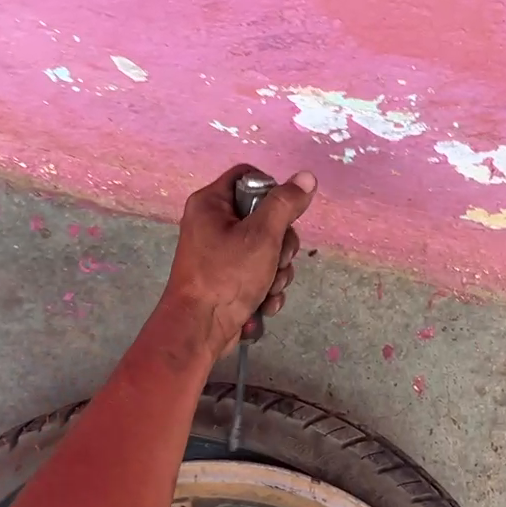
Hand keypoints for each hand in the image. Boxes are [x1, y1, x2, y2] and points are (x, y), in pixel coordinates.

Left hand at [161, 165, 315, 359]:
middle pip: (264, 217)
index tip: (285, 213)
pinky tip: (264, 303)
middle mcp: (213, 224)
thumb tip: (307, 177)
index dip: (272, 191)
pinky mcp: (227, 280)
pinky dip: (266, 288)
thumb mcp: (261, 236)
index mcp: (211, 203)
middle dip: (281, 244)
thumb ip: (285, 204)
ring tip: (269, 287)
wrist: (199, 329)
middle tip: (277, 259)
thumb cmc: (226, 276)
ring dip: (277, 271)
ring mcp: (220, 254)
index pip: (248, 176)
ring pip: (266, 250)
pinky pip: (258, 273)